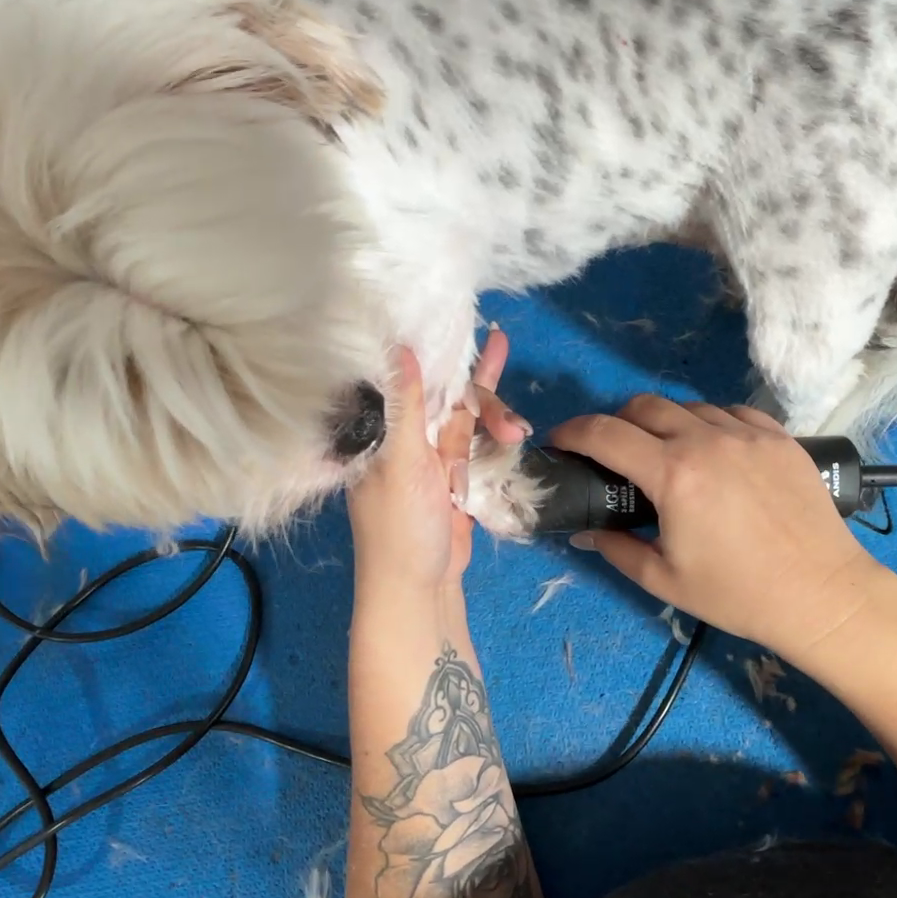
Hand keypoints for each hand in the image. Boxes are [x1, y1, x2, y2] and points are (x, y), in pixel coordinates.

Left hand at [347, 331, 518, 591]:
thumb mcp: (401, 463)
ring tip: (517, 429)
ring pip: (465, 414)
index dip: (432, 344)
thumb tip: (397, 347)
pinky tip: (513, 429)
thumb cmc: (400, 526)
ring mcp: (432, 454)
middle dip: (476, 382)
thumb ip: (404, 406)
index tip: (457, 313)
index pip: (405, 373)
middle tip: (504, 348)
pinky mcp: (456, 473)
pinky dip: (495, 435)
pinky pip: (477, 441)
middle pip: (442, 388)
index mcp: (379, 429)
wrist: (421, 585)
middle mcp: (404, 435)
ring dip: (493, 413)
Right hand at [550, 396, 896, 659]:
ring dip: (663, 422)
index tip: (559, 440)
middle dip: (615, 422)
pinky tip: (711, 449)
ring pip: (688, 406)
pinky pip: (731, 412)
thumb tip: (584, 531)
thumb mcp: (664, 581)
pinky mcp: (780, 437)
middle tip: (611, 452)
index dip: (573, 431)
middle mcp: (707, 440)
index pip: (605, 434)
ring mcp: (748, 434)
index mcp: (673, 475)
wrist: (822, 595)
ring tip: (663, 452)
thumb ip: (616, 548)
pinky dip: (708, 423)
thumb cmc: (738, 595)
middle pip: (644, 406)